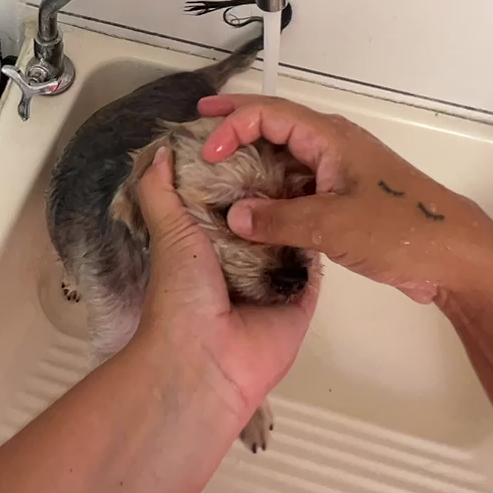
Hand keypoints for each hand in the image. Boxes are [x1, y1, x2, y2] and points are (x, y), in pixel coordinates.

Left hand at [127, 144, 317, 420]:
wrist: (205, 360)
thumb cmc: (181, 292)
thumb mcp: (167, 230)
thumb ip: (160, 190)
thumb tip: (161, 148)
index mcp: (210, 240)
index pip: (232, 196)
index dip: (243, 167)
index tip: (261, 131)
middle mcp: (242, 256)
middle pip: (266, 213)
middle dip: (279, 185)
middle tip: (300, 145)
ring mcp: (274, 277)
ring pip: (293, 233)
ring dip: (303, 207)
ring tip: (322, 166)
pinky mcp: (301, 298)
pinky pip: (315, 263)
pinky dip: (320, 238)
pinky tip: (333, 205)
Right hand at [198, 95, 492, 306]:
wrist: (457, 257)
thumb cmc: (398, 229)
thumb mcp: (331, 224)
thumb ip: (277, 219)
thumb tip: (233, 215)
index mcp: (329, 137)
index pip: (269, 114)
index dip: (233, 126)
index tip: (207, 152)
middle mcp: (331, 145)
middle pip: (275, 123)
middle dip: (236, 121)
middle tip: (200, 121)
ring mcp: (339, 170)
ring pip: (286, 155)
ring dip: (252, 157)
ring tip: (218, 166)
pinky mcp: (345, 196)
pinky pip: (298, 183)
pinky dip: (271, 188)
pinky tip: (253, 206)